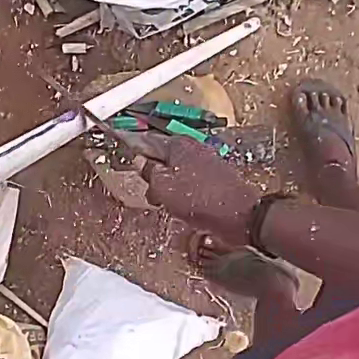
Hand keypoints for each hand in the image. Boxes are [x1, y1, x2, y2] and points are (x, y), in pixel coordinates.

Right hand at [136, 133, 264, 244]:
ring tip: (163, 202)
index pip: (146, 141)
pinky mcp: (214, 180)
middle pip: (162, 157)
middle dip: (151, 174)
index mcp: (178, 145)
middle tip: (146, 189)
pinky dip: (180, 193)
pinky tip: (180, 206)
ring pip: (175, 172)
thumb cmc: (200, 199)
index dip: (132, 149)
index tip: (120, 152)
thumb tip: (141, 163)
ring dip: (165, 187)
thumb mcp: (162, 186)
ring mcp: (206, 164)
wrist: (238, 216)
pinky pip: (189, 183)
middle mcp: (193, 149)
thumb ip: (148, 172)